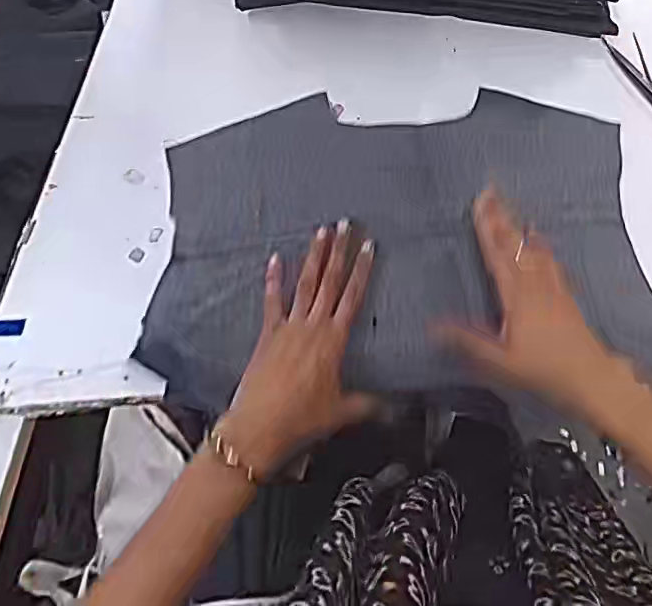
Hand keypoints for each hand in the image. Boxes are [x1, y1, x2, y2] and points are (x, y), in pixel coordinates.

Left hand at [220, 221, 379, 472]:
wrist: (259, 427)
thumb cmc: (302, 419)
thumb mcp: (340, 412)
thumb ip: (366, 404)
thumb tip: (391, 408)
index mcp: (334, 340)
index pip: (353, 296)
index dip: (362, 269)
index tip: (369, 246)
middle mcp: (313, 325)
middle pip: (330, 280)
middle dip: (339, 250)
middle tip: (345, 224)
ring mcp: (289, 326)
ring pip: (306, 283)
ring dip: (314, 256)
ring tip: (321, 232)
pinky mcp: (269, 333)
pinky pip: (272, 300)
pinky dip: (274, 278)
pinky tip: (275, 258)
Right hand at [434, 189, 626, 418]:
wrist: (590, 377)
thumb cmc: (547, 370)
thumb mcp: (500, 362)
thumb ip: (468, 341)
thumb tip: (437, 326)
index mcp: (516, 295)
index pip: (497, 253)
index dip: (487, 226)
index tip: (479, 203)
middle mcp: (534, 284)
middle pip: (514, 243)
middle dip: (501, 215)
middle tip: (491, 192)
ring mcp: (551, 286)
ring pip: (530, 247)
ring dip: (517, 225)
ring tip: (509, 206)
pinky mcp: (563, 293)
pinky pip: (548, 259)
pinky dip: (539, 243)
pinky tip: (538, 236)